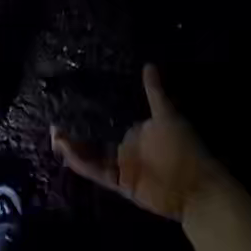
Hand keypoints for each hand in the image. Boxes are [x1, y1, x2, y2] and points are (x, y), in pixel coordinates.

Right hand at [53, 65, 224, 221]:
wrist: (195, 186)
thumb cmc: (183, 147)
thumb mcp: (167, 115)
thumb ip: (154, 92)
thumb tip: (148, 64)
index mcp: (137, 130)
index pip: (108, 120)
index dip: (90, 114)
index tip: (71, 103)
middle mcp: (126, 147)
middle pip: (95, 138)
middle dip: (76, 131)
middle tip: (55, 119)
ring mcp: (122, 166)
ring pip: (91, 155)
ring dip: (73, 146)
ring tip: (55, 134)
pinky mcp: (119, 183)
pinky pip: (96, 171)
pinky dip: (81, 162)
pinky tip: (67, 150)